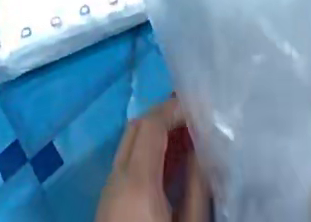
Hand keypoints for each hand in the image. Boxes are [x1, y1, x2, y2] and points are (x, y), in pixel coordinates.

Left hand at [95, 98, 209, 221]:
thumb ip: (196, 184)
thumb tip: (203, 148)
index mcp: (136, 180)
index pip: (151, 123)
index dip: (175, 107)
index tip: (201, 108)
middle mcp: (116, 177)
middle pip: (137, 126)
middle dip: (166, 115)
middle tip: (195, 119)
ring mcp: (107, 190)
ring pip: (130, 143)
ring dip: (157, 133)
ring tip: (188, 138)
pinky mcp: (107, 203)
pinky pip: (126, 163)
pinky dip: (147, 152)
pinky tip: (170, 162)